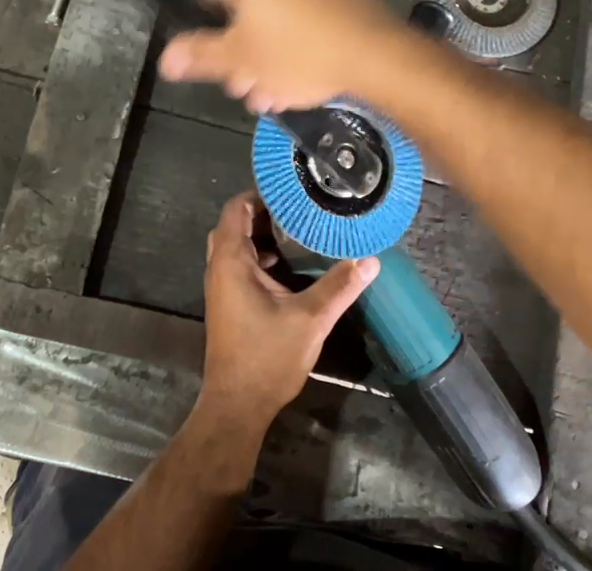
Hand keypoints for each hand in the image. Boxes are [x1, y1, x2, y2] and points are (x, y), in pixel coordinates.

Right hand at [158, 0, 409, 112]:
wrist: (375, 56)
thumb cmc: (298, 54)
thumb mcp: (239, 61)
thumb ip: (199, 56)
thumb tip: (165, 57)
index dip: (204, 16)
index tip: (209, 49)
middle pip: (245, 6)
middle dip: (240, 49)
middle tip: (242, 83)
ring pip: (277, 20)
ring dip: (268, 57)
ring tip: (272, 93)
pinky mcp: (344, 1)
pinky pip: (308, 23)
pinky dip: (299, 49)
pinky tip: (303, 82)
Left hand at [195, 192, 379, 430]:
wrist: (238, 404)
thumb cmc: (267, 356)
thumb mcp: (310, 318)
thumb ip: (339, 286)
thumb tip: (371, 258)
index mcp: (231, 261)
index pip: (236, 208)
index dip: (261, 193)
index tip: (293, 187)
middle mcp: (220, 268)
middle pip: (236, 224)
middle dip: (266, 213)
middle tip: (301, 207)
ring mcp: (222, 287)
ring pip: (239, 246)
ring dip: (264, 236)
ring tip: (302, 229)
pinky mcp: (230, 303)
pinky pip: (242, 266)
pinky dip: (262, 257)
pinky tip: (292, 265)